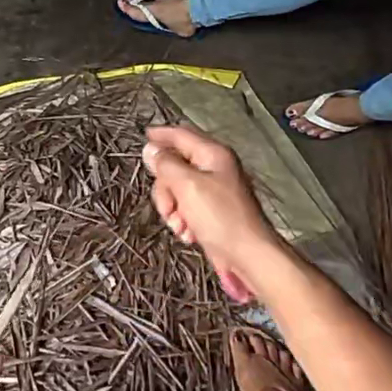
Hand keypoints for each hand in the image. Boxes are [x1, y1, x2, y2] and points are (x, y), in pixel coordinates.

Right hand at [141, 126, 282, 300]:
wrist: (247, 256)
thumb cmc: (222, 219)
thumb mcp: (187, 186)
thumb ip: (166, 165)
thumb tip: (151, 150)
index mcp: (213, 155)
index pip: (181, 135)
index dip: (161, 134)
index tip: (145, 135)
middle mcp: (215, 168)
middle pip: (175, 165)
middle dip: (165, 187)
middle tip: (167, 206)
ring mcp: (214, 190)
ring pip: (177, 189)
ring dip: (172, 208)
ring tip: (180, 224)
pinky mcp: (212, 211)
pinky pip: (186, 208)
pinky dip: (182, 220)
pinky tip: (188, 232)